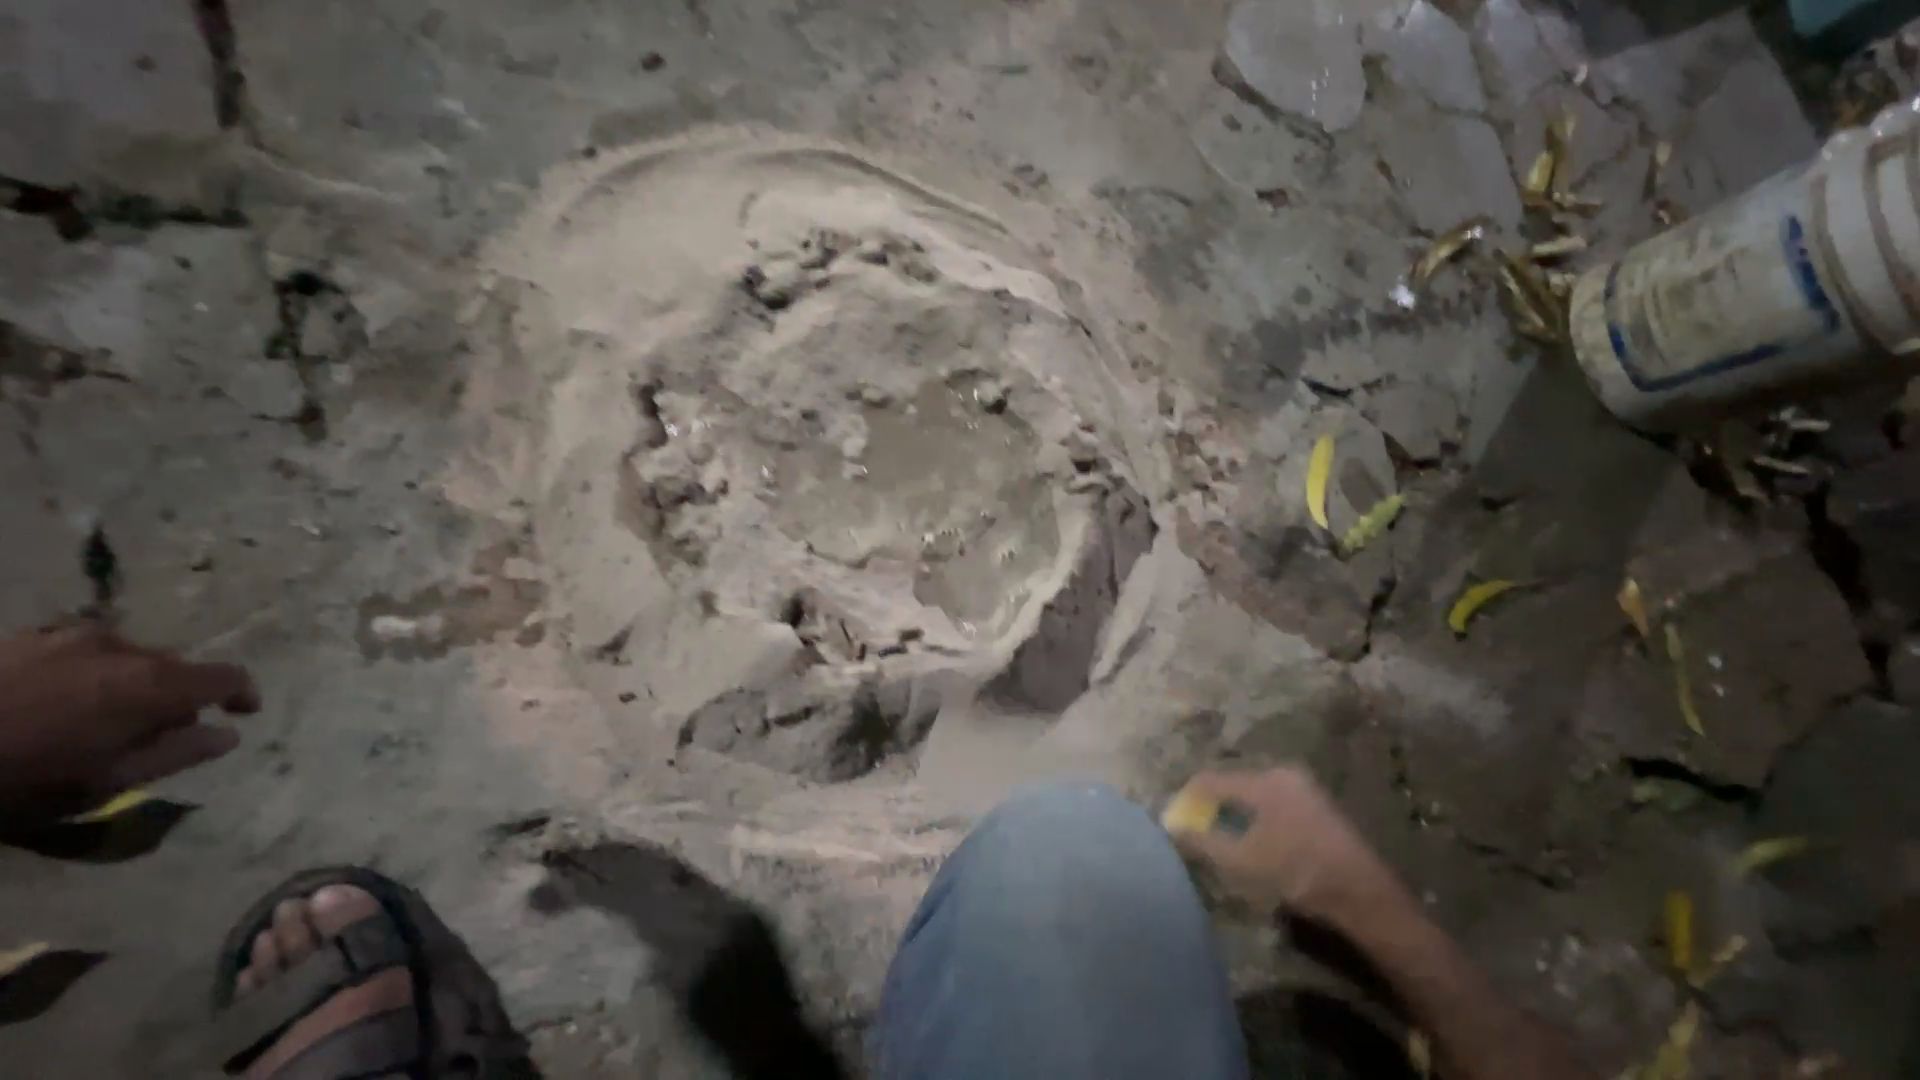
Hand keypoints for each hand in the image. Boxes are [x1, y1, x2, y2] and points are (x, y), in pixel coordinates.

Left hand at [0, 623, 258, 825]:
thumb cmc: (16, 776)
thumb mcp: (103, 783)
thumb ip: (176, 754)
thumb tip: (227, 735)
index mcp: (153, 683)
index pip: (226, 676)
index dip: (242, 693)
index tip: (243, 713)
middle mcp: (122, 647)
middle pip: (174, 665)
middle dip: (175, 694)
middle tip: (155, 730)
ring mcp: (67, 635)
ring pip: (125, 654)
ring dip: (127, 680)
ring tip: (100, 712)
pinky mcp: (21, 636)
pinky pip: (76, 648)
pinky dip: (84, 670)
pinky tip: (54, 697)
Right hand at [1166, 766, 1393, 924]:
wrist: (1363, 895)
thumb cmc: (1298, 872)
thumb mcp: (1242, 861)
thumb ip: (1203, 842)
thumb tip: (1173, 828)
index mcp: (1265, 780)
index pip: (1211, 779)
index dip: (1187, 798)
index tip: (1173, 819)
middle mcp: (1284, 773)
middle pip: (1232, 783)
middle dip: (1210, 804)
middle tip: (1194, 828)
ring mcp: (1304, 788)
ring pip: (1253, 793)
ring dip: (1233, 812)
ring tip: (1219, 836)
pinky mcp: (1317, 805)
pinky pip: (1272, 802)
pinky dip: (1254, 816)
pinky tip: (1252, 840)